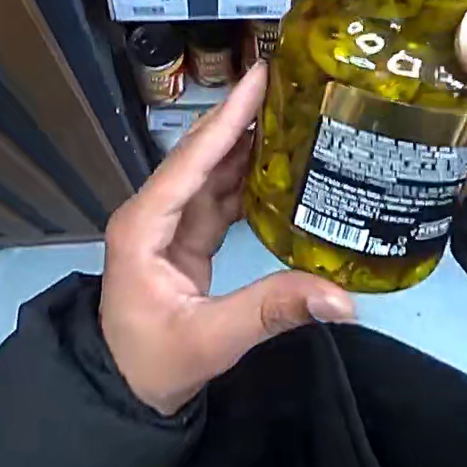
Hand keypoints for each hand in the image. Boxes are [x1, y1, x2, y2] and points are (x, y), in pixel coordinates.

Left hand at [100, 62, 356, 414]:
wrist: (122, 388)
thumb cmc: (152, 363)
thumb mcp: (211, 340)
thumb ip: (272, 312)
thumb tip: (344, 299)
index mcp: (144, 225)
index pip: (190, 162)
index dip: (226, 119)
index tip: (258, 78)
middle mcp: (153, 211)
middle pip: (199, 155)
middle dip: (238, 117)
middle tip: (282, 81)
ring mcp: (169, 220)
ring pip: (211, 170)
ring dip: (245, 141)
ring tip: (288, 111)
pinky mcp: (186, 233)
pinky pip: (220, 194)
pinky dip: (247, 176)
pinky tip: (277, 160)